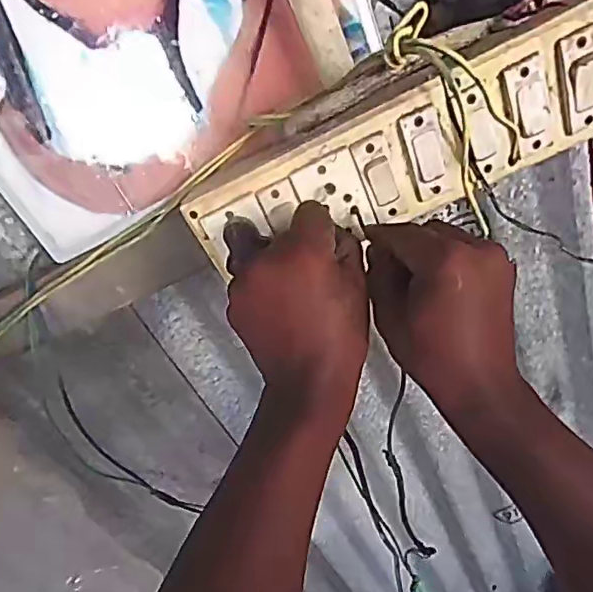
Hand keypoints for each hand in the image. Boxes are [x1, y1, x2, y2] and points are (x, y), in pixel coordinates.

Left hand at [226, 203, 368, 429]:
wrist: (308, 380)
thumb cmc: (337, 340)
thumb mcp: (357, 286)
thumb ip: (345, 250)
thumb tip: (334, 238)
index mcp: (303, 249)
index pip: (308, 211)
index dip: (319, 223)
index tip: (322, 233)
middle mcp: (267, 259)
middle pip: (267, 227)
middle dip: (282, 238)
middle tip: (298, 256)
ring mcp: (245, 283)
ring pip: (247, 252)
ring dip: (263, 260)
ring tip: (285, 283)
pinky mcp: (234, 304)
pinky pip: (243, 282)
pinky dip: (256, 287)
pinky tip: (277, 304)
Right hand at [365, 221, 529, 416]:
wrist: (478, 381)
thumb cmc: (439, 360)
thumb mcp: (391, 317)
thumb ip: (379, 276)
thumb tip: (378, 255)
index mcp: (445, 260)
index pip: (401, 233)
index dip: (379, 238)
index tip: (369, 239)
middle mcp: (475, 252)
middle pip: (426, 230)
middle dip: (404, 245)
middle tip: (386, 266)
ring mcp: (492, 258)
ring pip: (447, 237)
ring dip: (427, 250)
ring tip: (412, 280)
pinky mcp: (500, 268)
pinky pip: (465, 249)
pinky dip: (447, 258)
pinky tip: (434, 283)